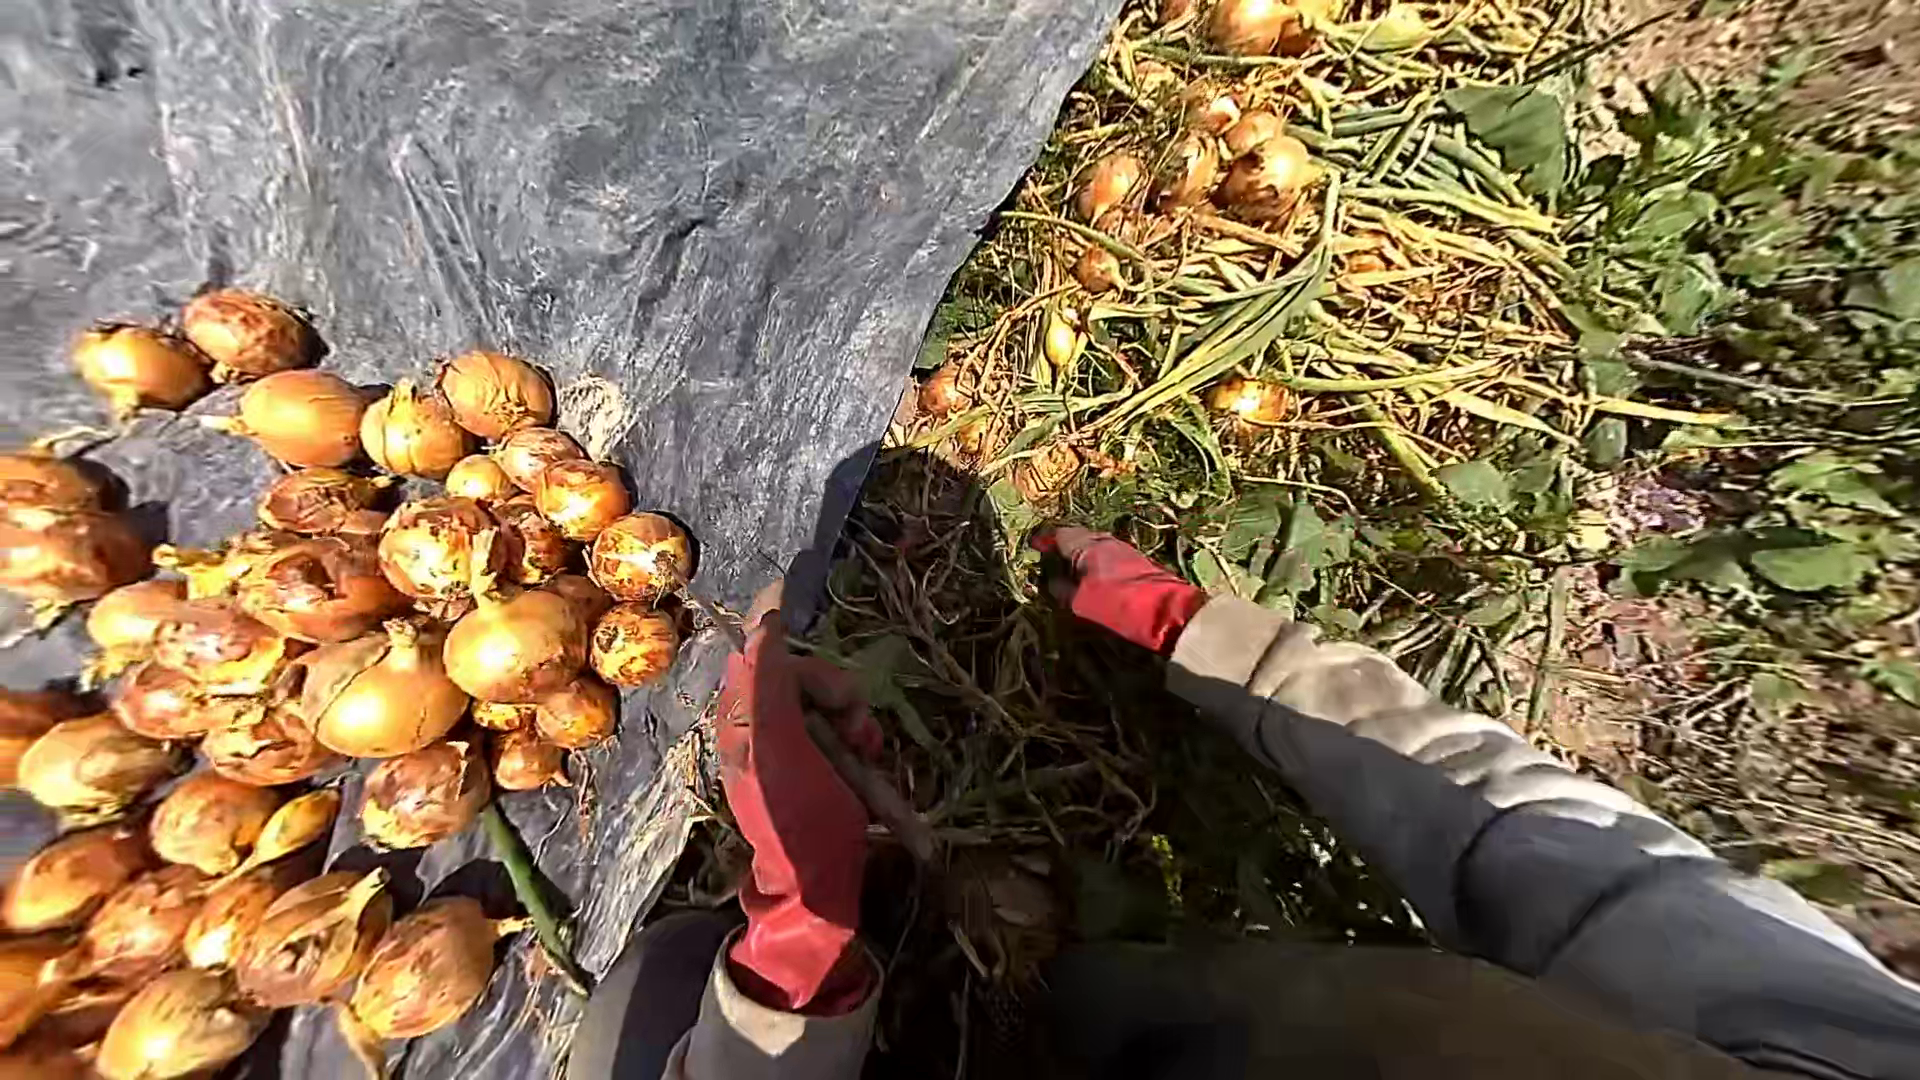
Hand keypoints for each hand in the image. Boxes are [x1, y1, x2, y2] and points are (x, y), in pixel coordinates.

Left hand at [716, 606, 881, 1014]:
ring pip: (829, 695)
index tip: (829, 669)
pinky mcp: (816, 754)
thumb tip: (764, 618)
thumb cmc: (796, 816)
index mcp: (744, 713)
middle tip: (856, 726)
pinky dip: (860, 732)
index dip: (800, 656)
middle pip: (806, 672)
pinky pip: (841, 720)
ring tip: (866, 747)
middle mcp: (762, 719)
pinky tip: (869, 754)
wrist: (818, 885)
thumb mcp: (780, 746)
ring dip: (855, 715)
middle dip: (838, 693)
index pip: (769, 654)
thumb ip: (769, 680)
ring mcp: (790, 739)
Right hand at [1033, 527, 1208, 655]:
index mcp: (1086, 544)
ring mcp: (1122, 548)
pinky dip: (1093, 563)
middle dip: (1061, 547)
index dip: (1044, 541)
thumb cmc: (1116, 604)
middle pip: (1076, 537)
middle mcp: (1103, 540)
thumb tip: (1051, 580)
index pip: (1058, 534)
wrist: (1167, 611)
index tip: (1034, 547)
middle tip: (1048, 561)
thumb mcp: (1079, 602)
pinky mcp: (1135, 561)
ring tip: (1068, 572)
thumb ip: (1060, 589)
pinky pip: (1106, 556)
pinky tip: (1091, 578)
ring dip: (1079, 556)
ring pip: (1093, 546)